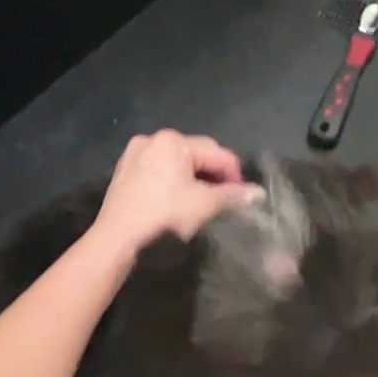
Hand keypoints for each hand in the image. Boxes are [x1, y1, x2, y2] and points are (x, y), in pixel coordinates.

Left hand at [91, 130, 255, 251]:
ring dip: (193, 177)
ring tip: (201, 200)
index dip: (235, 174)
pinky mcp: (124, 170)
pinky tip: (176, 199)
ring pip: (176, 161)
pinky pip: (158, 169)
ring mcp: (135, 153)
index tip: (243, 196)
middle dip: (213, 173)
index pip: (217, 153)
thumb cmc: (165, 215)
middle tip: (223, 198)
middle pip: (196, 153)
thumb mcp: (204, 204)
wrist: (119, 237)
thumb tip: (258, 192)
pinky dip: (172, 180)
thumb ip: (233, 195)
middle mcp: (153, 138)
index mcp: (174, 141)